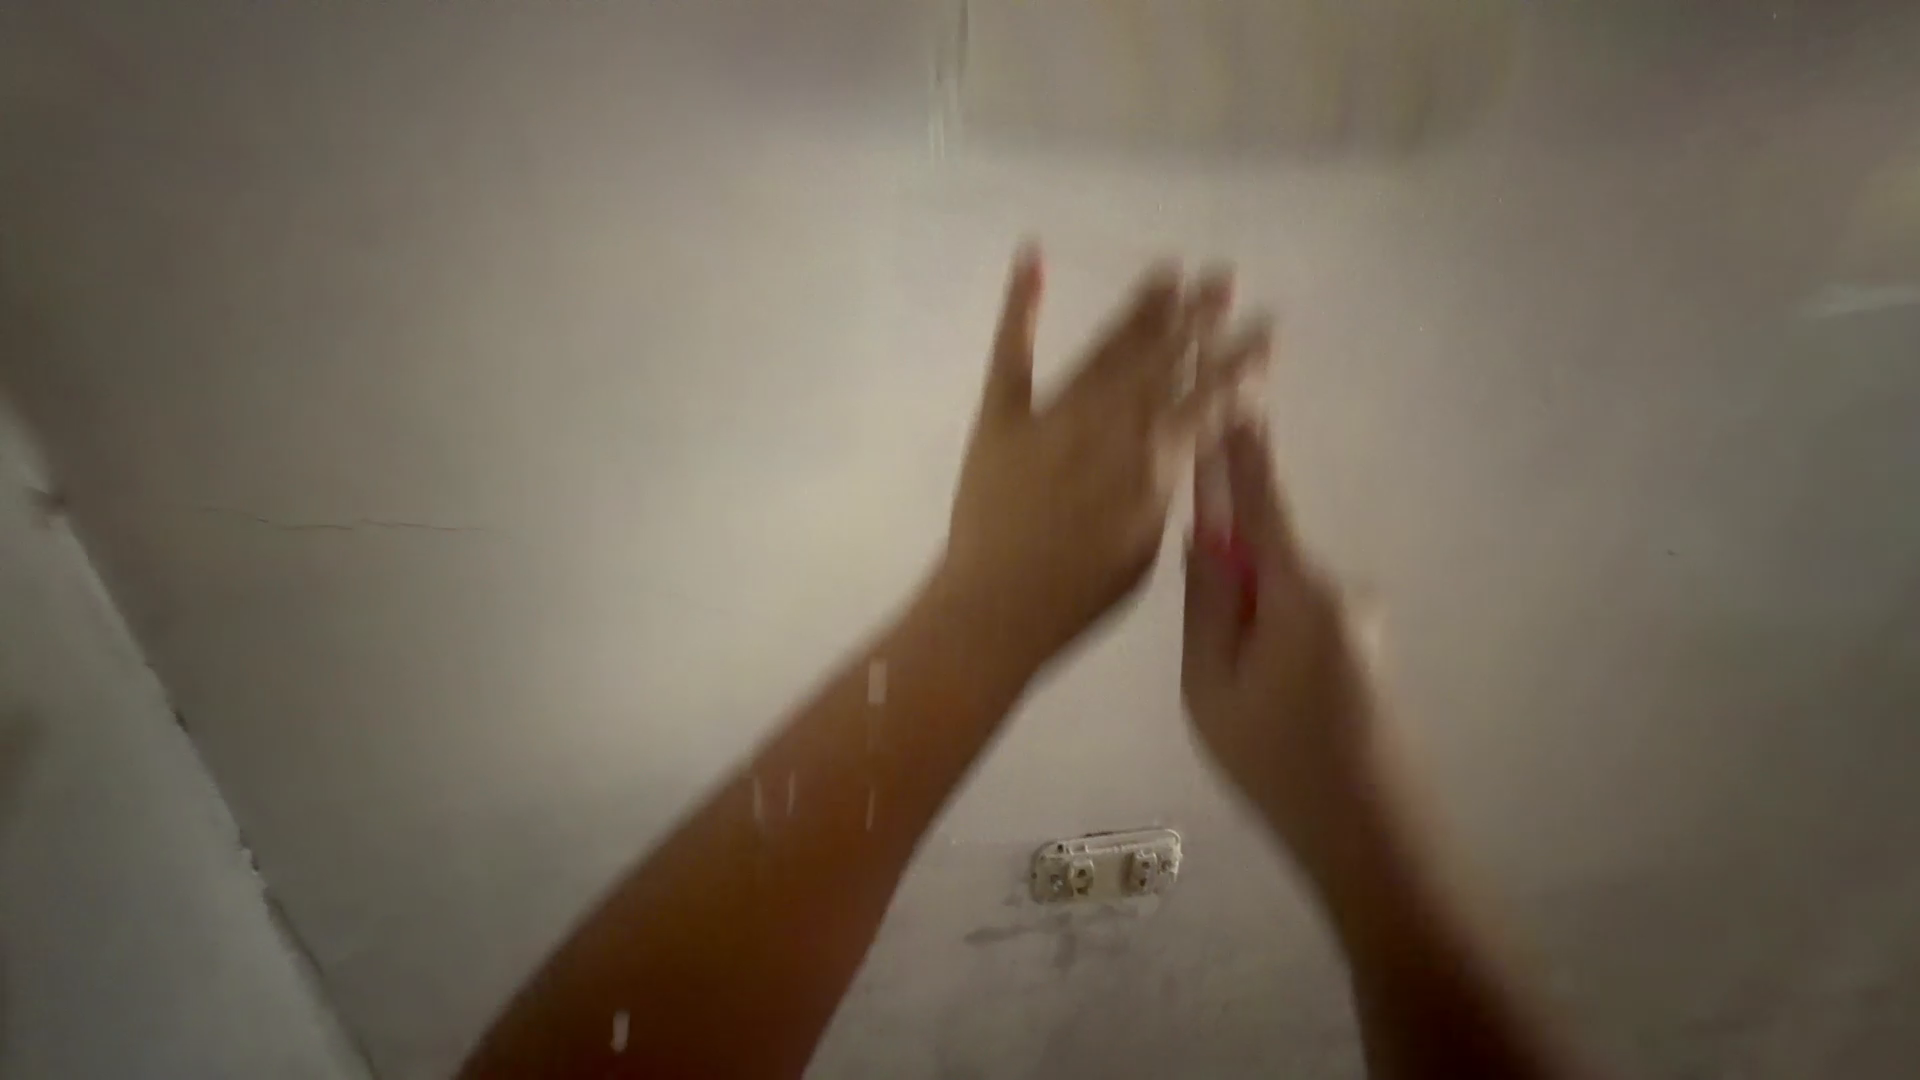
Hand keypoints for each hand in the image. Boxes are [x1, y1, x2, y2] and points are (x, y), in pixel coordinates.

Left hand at [939, 244, 1269, 670]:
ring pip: (1106, 350)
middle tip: (1222, 277)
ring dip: (1140, 309)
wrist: (995, 607)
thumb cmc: (1078, 596)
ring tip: (1168, 272)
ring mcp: (1052, 415)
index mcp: (1152, 460)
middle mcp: (1109, 424)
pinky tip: (1031, 258)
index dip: (1238, 362)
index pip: (1207, 398)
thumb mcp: (1144, 548)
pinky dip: (1019, 306)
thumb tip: (1176, 445)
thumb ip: (1163, 488)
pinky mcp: (1000, 416)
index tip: (1263, 330)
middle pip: (1162, 360)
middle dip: (1197, 318)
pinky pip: (1010, 353)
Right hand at [1182, 424, 1392, 867]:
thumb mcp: (1209, 684)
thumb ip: (1206, 601)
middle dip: (1226, 568)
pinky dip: (1268, 633)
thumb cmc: (1277, 762)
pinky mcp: (1362, 646)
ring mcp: (1357, 619)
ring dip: (1245, 615)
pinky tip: (1264, 694)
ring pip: (1278, 592)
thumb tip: (1202, 534)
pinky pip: (1299, 616)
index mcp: (1299, 589)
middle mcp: (1338, 589)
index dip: (1241, 447)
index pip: (1261, 498)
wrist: (1375, 841)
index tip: (1232, 392)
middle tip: (1204, 644)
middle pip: (1265, 551)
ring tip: (1235, 693)